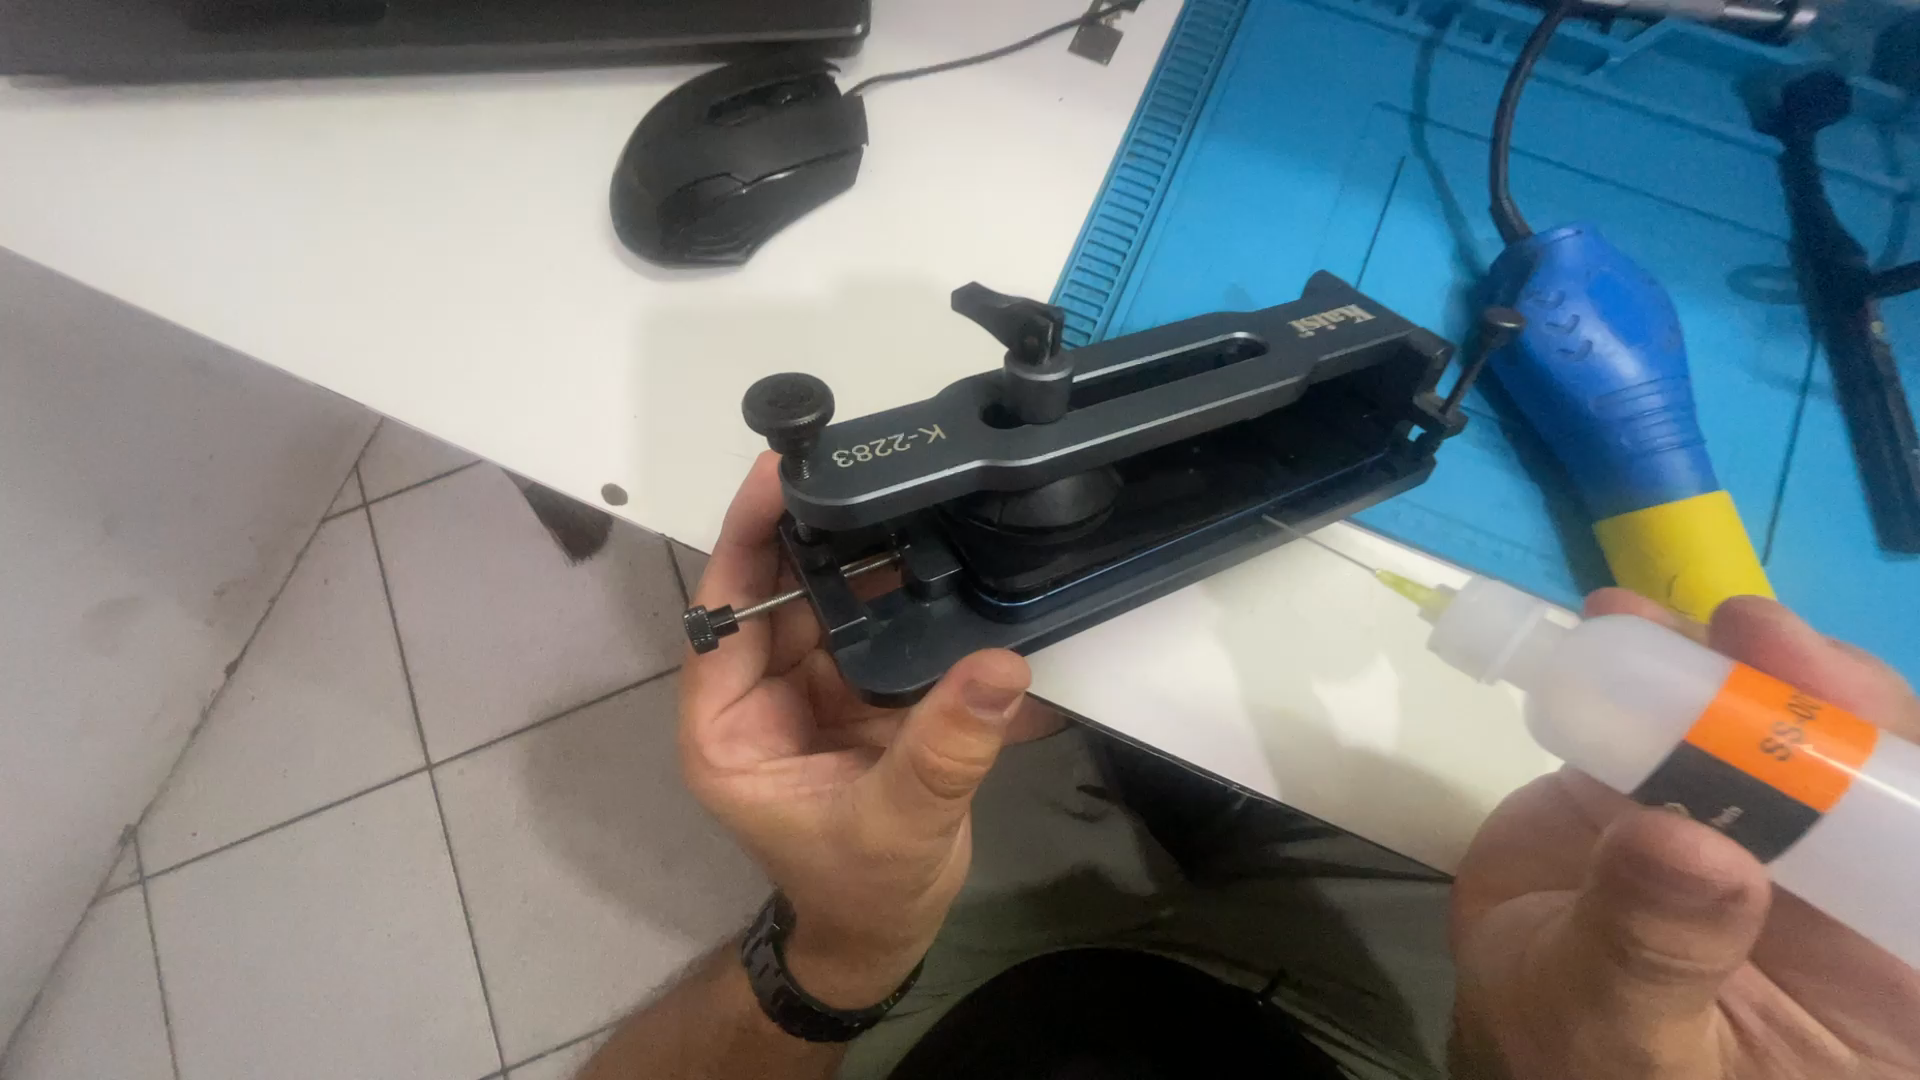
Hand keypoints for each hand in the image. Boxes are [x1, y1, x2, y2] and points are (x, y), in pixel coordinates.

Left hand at [679, 453, 1055, 1008]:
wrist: (890, 927)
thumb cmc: (864, 891)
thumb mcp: (898, 824)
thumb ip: (945, 747)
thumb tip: (1002, 667)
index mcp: (728, 726)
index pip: (723, 613)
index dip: (747, 539)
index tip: (780, 474)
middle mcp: (760, 693)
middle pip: (783, 591)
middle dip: (825, 535)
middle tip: (874, 470)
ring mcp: (812, 686)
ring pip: (833, 599)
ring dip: (872, 558)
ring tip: (917, 498)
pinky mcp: (858, 689)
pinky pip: (876, 625)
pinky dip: (905, 594)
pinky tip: (940, 554)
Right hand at [1450, 590, 1919, 1078]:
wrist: (1508, 1025)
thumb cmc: (1585, 1069)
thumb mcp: (1625, 1031)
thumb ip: (1658, 949)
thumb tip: (1690, 839)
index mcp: (1893, 970)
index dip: (1908, 779)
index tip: (1845, 706)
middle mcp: (1836, 886)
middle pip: (1865, 782)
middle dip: (1828, 701)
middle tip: (1756, 635)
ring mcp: (1740, 831)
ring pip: (1762, 737)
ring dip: (1730, 668)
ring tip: (1681, 621)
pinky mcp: (1655, 793)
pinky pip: (1662, 728)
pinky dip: (1642, 675)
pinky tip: (1614, 631)